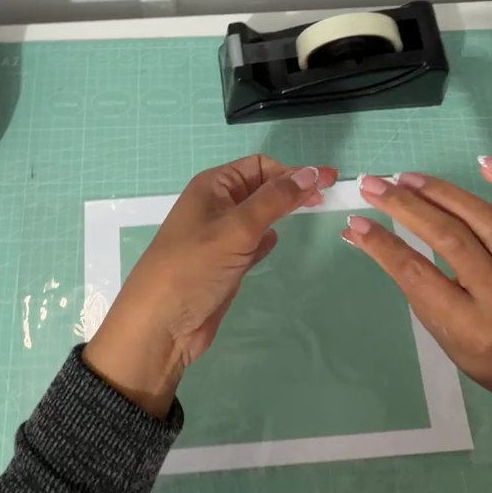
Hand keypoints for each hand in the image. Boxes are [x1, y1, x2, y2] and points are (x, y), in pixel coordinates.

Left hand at [84, 156, 335, 416]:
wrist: (162, 326)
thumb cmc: (194, 267)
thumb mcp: (237, 228)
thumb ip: (275, 200)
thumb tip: (312, 172)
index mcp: (213, 186)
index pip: (259, 166)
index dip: (293, 171)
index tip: (329, 180)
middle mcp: (216, 205)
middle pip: (261, 187)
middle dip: (292, 188)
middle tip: (329, 196)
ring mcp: (219, 236)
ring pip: (258, 215)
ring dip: (283, 211)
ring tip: (315, 213)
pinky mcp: (224, 264)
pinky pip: (252, 241)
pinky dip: (267, 237)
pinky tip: (278, 241)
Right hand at [342, 160, 491, 447]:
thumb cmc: (476, 350)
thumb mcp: (433, 324)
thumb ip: (402, 274)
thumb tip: (358, 232)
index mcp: (470, 323)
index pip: (418, 274)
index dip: (383, 245)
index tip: (355, 222)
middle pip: (451, 239)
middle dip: (406, 208)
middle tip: (373, 185)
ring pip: (485, 219)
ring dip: (442, 193)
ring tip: (407, 179)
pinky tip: (485, 164)